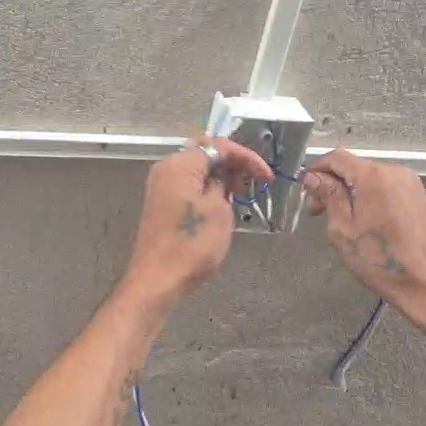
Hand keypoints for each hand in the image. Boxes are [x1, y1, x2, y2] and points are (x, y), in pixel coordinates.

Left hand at [119, 137, 271, 307]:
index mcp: (179, 164)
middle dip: (232, 165)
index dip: (246, 157)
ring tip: (238, 197)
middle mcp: (166, 168)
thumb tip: (222, 174)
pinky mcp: (160, 203)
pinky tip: (220, 206)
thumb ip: (222, 183)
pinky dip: (206, 189)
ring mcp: (160, 186)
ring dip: (220, 178)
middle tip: (252, 185)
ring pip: (196, 170)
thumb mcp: (218, 211)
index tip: (267, 177)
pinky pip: (188, 185)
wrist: (157, 279)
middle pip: (204, 153)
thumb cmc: (192, 244)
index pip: (218, 146)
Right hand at [302, 150, 425, 330]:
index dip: (317, 169)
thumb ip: (328, 195)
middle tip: (318, 211)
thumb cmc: (379, 260)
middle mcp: (395, 172)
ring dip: (351, 191)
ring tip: (341, 218)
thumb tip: (313, 176)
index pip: (337, 157)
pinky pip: (386, 187)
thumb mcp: (342, 229)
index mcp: (374, 176)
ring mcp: (411, 184)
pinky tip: (365, 220)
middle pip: (354, 167)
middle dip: (333, 184)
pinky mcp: (420, 197)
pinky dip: (370, 196)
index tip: (305, 190)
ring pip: (370, 177)